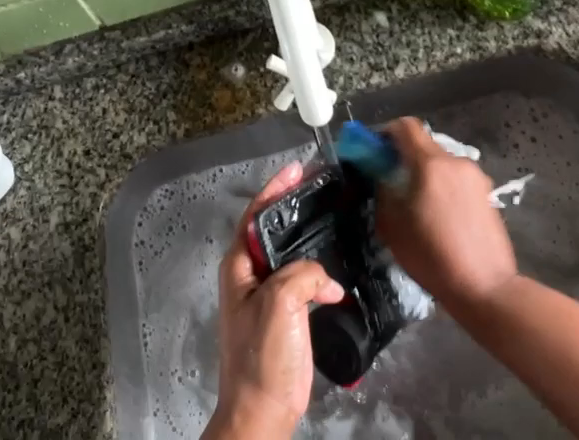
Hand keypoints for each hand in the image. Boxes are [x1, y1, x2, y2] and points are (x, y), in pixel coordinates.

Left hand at [207, 163, 344, 439]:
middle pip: (274, 230)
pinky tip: (339, 278)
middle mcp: (250, 274)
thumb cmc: (262, 354)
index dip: (276, 188)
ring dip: (310, 240)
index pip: (256, 214)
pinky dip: (321, 273)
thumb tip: (324, 280)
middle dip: (295, 207)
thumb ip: (302, 274)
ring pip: (290, 255)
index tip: (298, 168)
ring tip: (335, 220)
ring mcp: (267, 295)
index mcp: (239, 265)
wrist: (263, 410)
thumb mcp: (280, 302)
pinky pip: (303, 281)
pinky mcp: (285, 315)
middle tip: (323, 188)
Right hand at [375, 118, 518, 310]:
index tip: (375, 151)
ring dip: (425, 174)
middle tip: (392, 182)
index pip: (406, 126)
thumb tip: (381, 174)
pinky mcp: (488, 194)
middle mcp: (456, 162)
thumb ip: (383, 189)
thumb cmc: (432, 256)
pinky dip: (443, 187)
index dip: (386, 132)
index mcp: (431, 164)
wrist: (486, 288)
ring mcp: (476, 177)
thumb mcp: (392, 224)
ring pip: (442, 163)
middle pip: (424, 145)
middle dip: (405, 157)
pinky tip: (440, 217)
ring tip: (418, 204)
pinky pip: (457, 179)